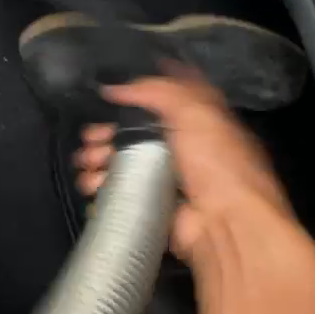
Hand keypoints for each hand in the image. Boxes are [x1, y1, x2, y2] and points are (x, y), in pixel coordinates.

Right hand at [75, 68, 297, 264]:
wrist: (224, 224)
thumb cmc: (218, 166)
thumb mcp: (198, 115)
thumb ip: (158, 93)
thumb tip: (113, 88)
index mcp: (196, 126)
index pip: (163, 103)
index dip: (138, 95)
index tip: (111, 93)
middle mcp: (177, 151)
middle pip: (129, 134)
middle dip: (104, 133)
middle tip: (92, 139)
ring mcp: (158, 179)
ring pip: (114, 161)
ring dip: (94, 159)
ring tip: (89, 163)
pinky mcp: (143, 203)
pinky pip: (110, 190)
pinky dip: (96, 186)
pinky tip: (93, 184)